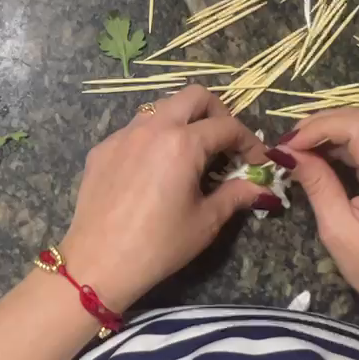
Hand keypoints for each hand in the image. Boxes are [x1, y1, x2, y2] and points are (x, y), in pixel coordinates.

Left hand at [59, 86, 273, 308]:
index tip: (257, 161)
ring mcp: (123, 135)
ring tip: (190, 152)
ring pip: (161, 107)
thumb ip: (235, 195)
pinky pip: (134, 129)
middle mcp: (152, 128)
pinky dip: (153, 138)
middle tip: (225, 143)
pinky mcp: (102, 148)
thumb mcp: (205, 222)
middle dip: (217, 113)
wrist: (98, 263)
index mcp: (183, 143)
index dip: (249, 142)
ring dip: (183, 120)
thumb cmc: (158, 245)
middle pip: (194, 96)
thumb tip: (260, 188)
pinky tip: (154, 169)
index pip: (227, 127)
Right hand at [279, 108, 358, 323]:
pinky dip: (343, 145)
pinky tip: (320, 157)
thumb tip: (289, 153)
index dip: (319, 127)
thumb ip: (318, 186)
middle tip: (288, 146)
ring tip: (298, 151)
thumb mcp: (339, 233)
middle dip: (320, 126)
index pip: (358, 127)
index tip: (289, 145)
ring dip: (329, 134)